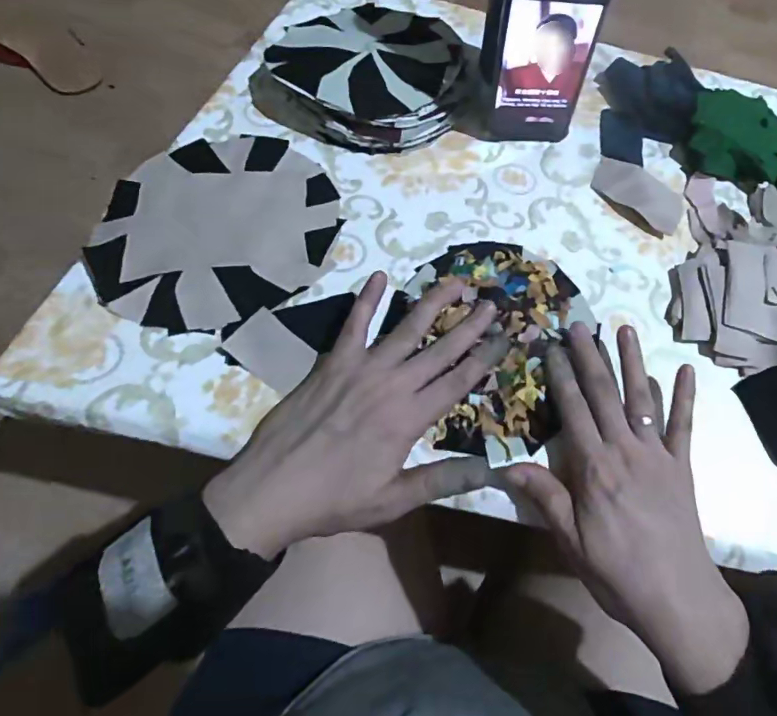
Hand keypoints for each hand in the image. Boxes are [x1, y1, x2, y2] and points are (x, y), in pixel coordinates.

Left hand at [203, 272, 502, 557]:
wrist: (270, 491)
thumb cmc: (335, 500)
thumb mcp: (393, 500)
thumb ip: (443, 479)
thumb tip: (493, 471)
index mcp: (410, 418)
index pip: (459, 380)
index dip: (485, 357)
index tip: (505, 337)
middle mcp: (392, 385)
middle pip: (440, 348)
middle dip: (470, 324)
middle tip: (491, 303)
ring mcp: (361, 368)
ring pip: (406, 328)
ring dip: (433, 303)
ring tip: (455, 282)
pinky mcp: (333, 362)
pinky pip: (354, 324)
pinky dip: (367, 299)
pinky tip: (380, 276)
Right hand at [500, 323, 748, 695]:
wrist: (680, 599)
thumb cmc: (618, 573)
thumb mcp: (572, 542)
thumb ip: (545, 498)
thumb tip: (508, 466)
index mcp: (595, 468)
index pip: (574, 410)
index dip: (562, 376)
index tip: (552, 347)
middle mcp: (625, 450)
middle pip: (604, 394)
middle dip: (590, 357)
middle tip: (579, 325)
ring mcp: (657, 454)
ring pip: (641, 398)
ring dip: (632, 362)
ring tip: (625, 329)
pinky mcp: (682, 465)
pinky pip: (683, 425)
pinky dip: (684, 397)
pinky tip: (685, 369)